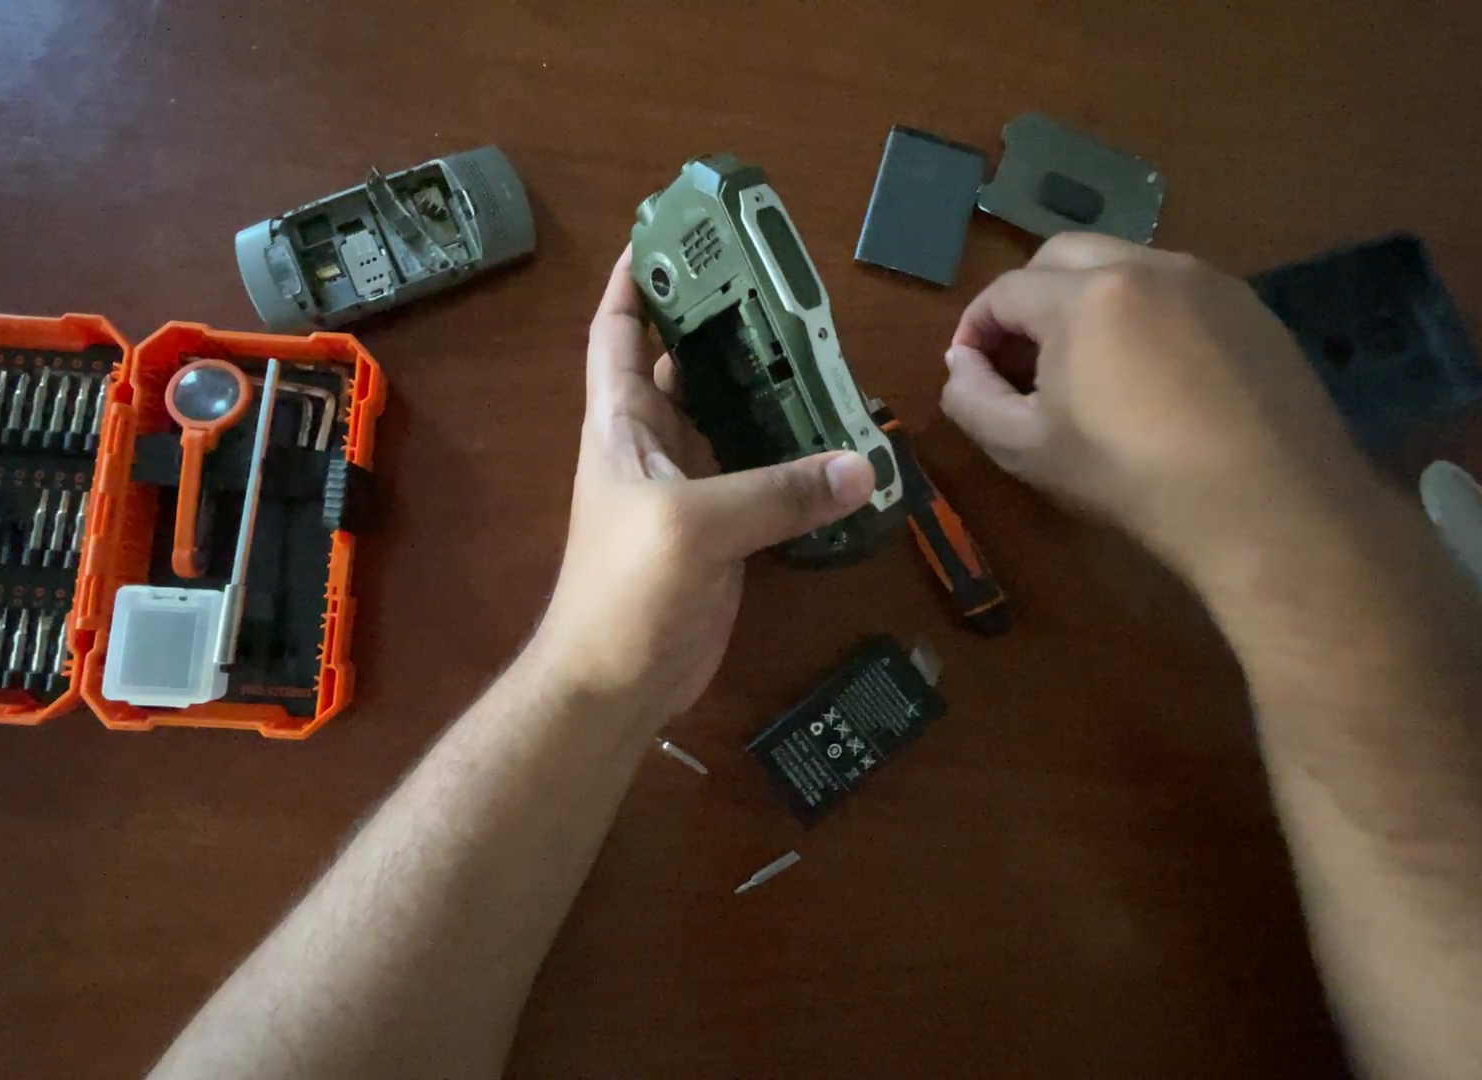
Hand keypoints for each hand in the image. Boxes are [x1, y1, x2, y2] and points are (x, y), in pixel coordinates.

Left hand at [530, 248, 875, 725]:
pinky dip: (791, 453)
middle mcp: (652, 442)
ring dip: (765, 386)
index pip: (617, 329)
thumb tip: (865, 468)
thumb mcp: (692, 528)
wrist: (617, 680)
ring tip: (822, 349)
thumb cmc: (627, 591)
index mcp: (621, 422)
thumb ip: (775, 494)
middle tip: (785, 286)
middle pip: (684, 362)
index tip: (671, 231)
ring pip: (728, 415)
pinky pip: (758, 472)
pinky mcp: (721, 524)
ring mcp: (688, 484)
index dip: (635, 278)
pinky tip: (836, 438)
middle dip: (723, 323)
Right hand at [940, 232, 1378, 580]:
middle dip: (1023, 300)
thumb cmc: (1125, 474)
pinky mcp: (1248, 305)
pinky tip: (1139, 374)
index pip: (1003, 291)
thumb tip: (961, 364)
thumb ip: (969, 397)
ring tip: (1076, 365)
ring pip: (1119, 265)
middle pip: (1059, 255)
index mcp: (1085, 297)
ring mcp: (1207, 280)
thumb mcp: (1021, 446)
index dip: (971, 328)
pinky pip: (1169, 289)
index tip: (967, 371)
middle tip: (1016, 358)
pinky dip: (1133, 312)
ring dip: (1078, 302)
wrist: (1264, 503)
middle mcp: (1148, 265)